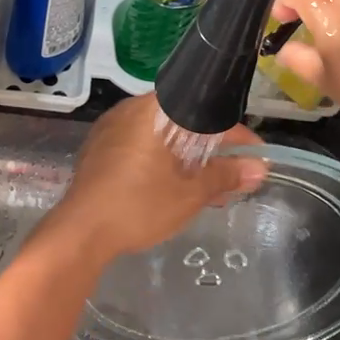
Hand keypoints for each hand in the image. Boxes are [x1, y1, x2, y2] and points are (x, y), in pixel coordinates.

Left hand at [41, 94, 268, 262]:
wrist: (80, 231)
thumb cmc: (138, 206)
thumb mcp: (189, 194)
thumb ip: (225, 176)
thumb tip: (260, 168)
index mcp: (156, 109)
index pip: (207, 112)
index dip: (237, 136)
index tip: (256, 157)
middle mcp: (133, 108)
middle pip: (185, 120)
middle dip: (212, 149)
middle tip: (233, 175)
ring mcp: (112, 126)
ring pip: (163, 134)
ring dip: (188, 157)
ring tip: (207, 186)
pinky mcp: (100, 146)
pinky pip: (141, 143)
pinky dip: (162, 159)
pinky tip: (172, 186)